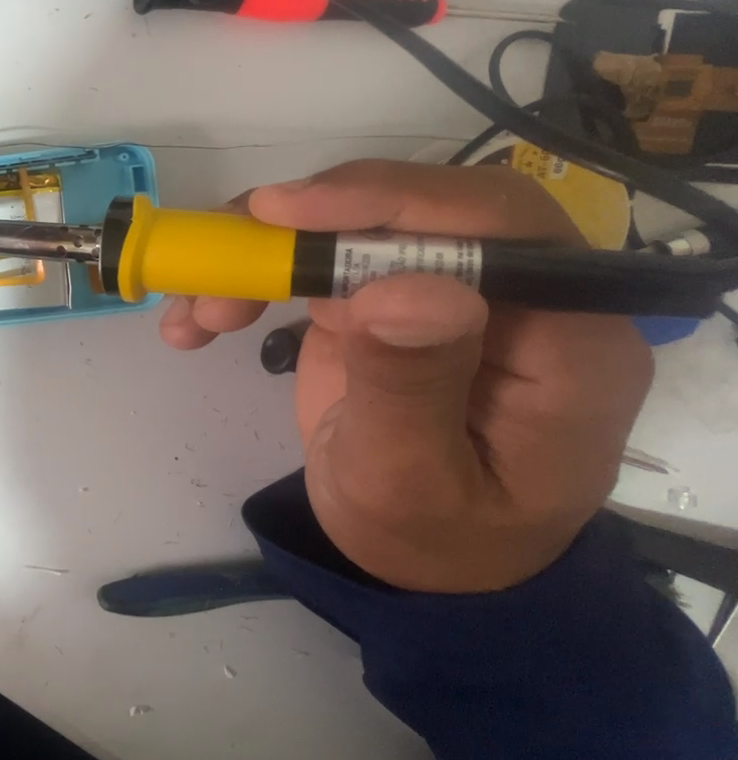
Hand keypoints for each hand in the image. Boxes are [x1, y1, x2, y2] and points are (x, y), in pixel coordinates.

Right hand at [161, 161, 654, 593]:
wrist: (417, 560)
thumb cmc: (434, 535)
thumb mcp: (414, 478)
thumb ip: (412, 385)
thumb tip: (405, 289)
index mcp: (561, 337)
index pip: (498, 225)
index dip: (392, 199)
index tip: (284, 213)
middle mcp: (505, 294)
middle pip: (406, 210)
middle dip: (299, 229)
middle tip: (218, 264)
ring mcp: (434, 290)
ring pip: (341, 226)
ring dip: (254, 256)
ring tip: (198, 314)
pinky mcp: (375, 298)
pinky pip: (303, 262)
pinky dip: (240, 280)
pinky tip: (197, 322)